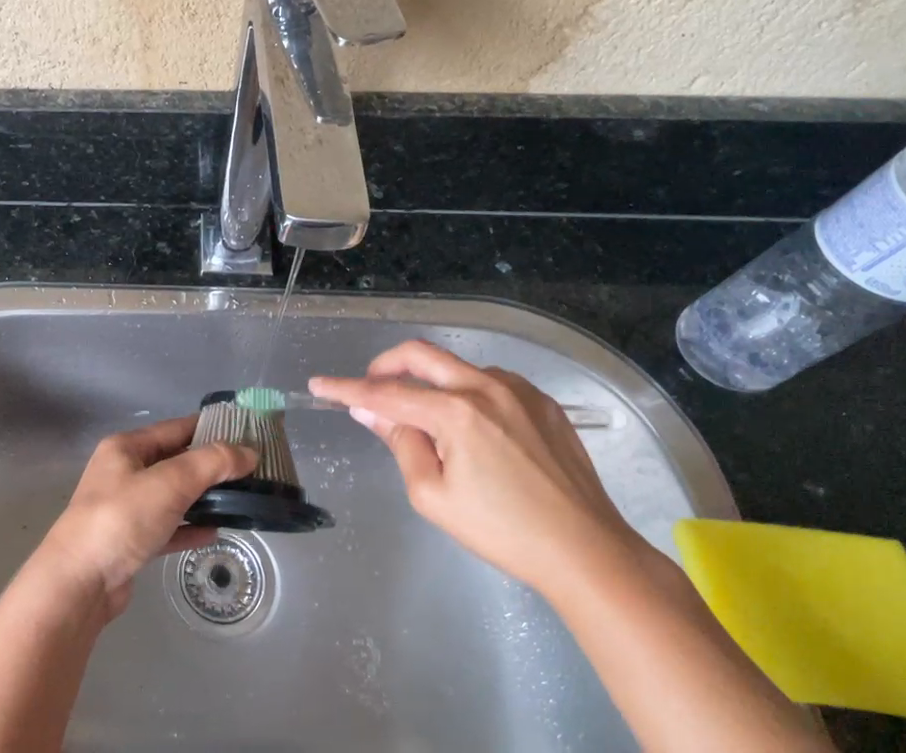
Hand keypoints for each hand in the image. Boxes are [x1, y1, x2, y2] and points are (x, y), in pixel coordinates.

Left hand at [30, 416, 256, 616]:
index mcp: (126, 448)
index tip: (246, 433)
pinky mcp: (130, 542)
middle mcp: (123, 473)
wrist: (80, 582)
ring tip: (241, 500)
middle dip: (210, 466)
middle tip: (252, 471)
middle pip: (175, 462)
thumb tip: (248, 452)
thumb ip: (211, 463)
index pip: (175, 428)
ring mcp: (125, 509)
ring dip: (203, 497)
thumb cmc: (122, 519)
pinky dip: (190, 527)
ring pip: (173, 496)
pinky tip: (215, 532)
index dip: (210, 429)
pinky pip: (168, 527)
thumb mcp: (170, 482)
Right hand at [310, 340, 644, 594]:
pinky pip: (493, 384)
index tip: (319, 385)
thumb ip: (401, 443)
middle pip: (421, 355)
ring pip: (458, 369)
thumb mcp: (433, 496)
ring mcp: (521, 392)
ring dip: (432, 384)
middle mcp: (487, 388)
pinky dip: (468, 395)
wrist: (585, 550)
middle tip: (369, 386)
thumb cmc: (502, 531)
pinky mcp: (545, 404)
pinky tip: (473, 429)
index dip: (347, 390)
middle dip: (385, 364)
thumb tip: (372, 412)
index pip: (385, 394)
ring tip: (429, 424)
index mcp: (456, 412)